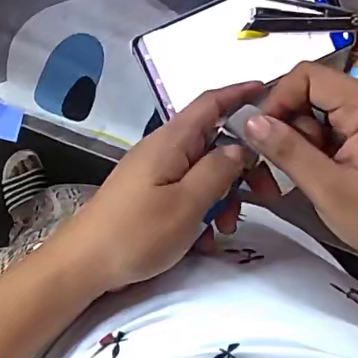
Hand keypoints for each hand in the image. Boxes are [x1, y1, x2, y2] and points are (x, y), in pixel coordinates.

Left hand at [46, 82, 261, 293]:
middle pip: (215, 142)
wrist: (84, 264)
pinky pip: (187, 194)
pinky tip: (204, 240)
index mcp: (171, 141)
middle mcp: (163, 150)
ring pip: (204, 173)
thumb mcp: (187, 203)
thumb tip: (241, 147)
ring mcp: (155, 173)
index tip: (273, 93)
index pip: (211, 103)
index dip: (242, 94)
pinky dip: (202, 212)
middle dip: (243, 166)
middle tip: (268, 195)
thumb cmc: (136, 232)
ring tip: (226, 229)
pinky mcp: (149, 196)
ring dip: (224, 197)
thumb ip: (218, 171)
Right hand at [240, 62, 357, 272]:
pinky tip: (305, 175)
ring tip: (288, 175)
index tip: (261, 132)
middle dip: (283, 123)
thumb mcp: (328, 188)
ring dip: (292, 141)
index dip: (278, 99)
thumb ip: (288, 150)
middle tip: (272, 159)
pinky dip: (306, 150)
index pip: (308, 76)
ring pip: (311, 114)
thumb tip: (250, 121)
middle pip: (307, 93)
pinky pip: (323, 131)